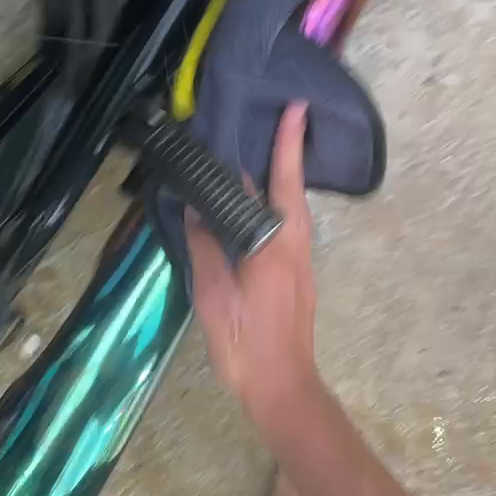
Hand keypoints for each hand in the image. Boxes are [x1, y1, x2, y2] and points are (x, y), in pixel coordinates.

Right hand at [186, 101, 324, 425]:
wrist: (283, 388)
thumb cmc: (246, 344)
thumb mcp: (213, 295)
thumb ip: (205, 249)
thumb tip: (196, 212)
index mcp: (276, 245)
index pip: (282, 182)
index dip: (287, 144)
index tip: (296, 107)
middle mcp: (295, 248)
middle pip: (289, 192)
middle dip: (280, 156)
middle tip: (265, 124)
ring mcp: (299, 265)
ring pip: (288, 213)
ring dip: (275, 184)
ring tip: (251, 163)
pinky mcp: (295, 280)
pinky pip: (283, 232)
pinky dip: (268, 211)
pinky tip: (247, 215)